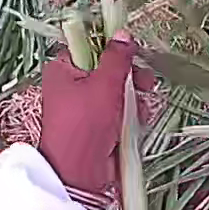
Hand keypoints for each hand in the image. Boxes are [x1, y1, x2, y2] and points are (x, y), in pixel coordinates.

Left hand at [39, 35, 139, 197]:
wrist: (79, 174)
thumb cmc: (83, 126)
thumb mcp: (104, 84)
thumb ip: (117, 58)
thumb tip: (123, 35)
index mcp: (63, 69)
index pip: (90, 46)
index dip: (112, 48)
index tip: (132, 51)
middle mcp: (72, 87)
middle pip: (108, 70)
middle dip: (130, 78)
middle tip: (145, 84)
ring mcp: (86, 108)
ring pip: (118, 93)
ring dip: (134, 100)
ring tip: (139, 111)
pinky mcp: (98, 127)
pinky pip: (120, 113)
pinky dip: (131, 118)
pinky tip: (136, 124)